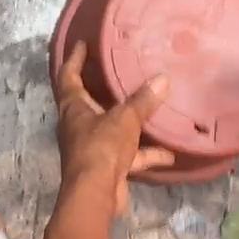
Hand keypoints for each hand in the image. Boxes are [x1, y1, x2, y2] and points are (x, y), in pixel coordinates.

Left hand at [54, 42, 174, 215]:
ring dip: (130, 122)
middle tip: (117, 70)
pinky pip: (128, 156)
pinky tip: (169, 152)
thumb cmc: (101, 149)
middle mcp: (78, 126)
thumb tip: (162, 79)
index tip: (82, 44)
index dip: (74, 59)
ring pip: (111, 129)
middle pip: (88, 102)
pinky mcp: (106, 168)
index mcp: (74, 109)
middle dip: (101, 88)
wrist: (95, 195)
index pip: (68, 77)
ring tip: (151, 108)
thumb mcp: (125, 119)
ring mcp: (91, 148)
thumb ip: (143, 101)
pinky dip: (147, 154)